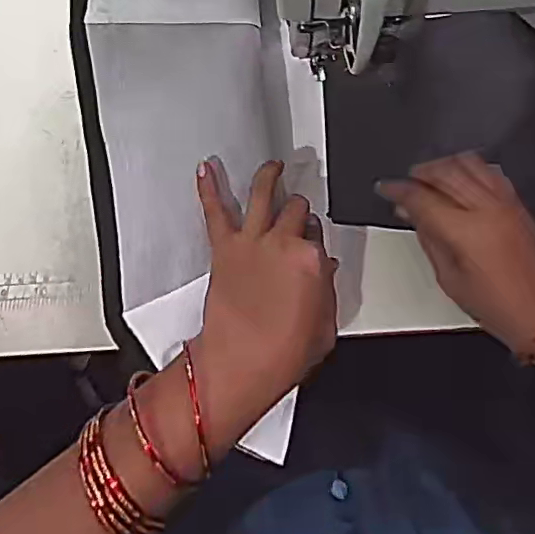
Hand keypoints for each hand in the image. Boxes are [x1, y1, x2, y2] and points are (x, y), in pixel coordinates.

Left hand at [195, 160, 336, 443]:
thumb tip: (326, 271)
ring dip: (269, 176)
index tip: (311, 241)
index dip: (315, 236)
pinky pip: (216, 211)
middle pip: (297, 209)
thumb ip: (328, 290)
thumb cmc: (282, 354)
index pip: (319, 233)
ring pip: (264, 194)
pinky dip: (209, 189)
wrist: (239, 367)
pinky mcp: (225, 249)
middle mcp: (284, 243)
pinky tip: (206, 171)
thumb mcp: (324, 326)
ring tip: (273, 166)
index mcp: (313, 260)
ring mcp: (253, 242)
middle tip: (297, 211)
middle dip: (298, 209)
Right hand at [379, 153, 534, 348]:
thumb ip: (430, 240)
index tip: (386, 187)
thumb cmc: (503, 308)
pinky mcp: (518, 202)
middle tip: (404, 183)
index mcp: (467, 231)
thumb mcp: (451, 280)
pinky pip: (488, 170)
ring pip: (468, 163)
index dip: (398, 189)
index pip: (422, 197)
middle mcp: (488, 209)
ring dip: (443, 165)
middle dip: (418, 173)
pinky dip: (468, 168)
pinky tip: (458, 177)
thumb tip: (413, 214)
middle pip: (444, 172)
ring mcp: (506, 202)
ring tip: (428, 177)